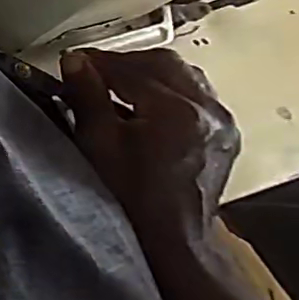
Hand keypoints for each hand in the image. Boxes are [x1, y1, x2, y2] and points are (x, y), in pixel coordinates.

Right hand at [58, 48, 240, 243]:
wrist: (172, 239)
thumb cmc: (132, 195)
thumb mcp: (99, 143)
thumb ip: (87, 96)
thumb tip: (76, 61)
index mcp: (177, 111)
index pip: (130, 69)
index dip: (97, 62)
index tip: (74, 60)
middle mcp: (207, 110)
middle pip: (161, 64)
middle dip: (124, 62)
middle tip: (93, 69)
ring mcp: (222, 122)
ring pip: (183, 75)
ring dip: (148, 71)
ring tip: (118, 81)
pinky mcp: (225, 133)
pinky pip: (196, 93)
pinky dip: (169, 87)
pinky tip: (147, 99)